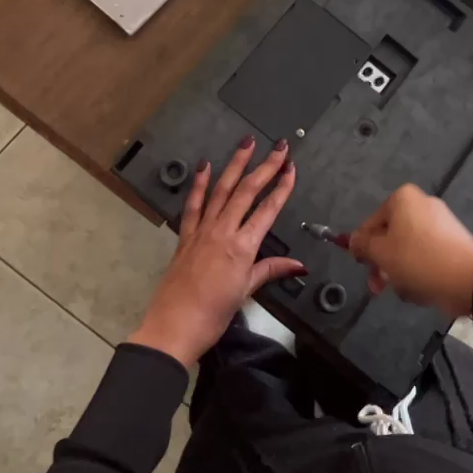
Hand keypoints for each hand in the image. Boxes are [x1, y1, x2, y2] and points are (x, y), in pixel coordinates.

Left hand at [127, 139, 305, 369]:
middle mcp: (223, 232)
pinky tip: (205, 166)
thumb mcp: (246, 292)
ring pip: (222, 191)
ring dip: (235, 165)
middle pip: (247, 192)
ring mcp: (202, 231)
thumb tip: (299, 265)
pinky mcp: (185, 237)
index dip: (282, 187)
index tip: (291, 168)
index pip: (267, 210)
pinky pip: (194, 205)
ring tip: (247, 144)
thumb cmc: (213, 315)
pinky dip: (200, 185)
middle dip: (265, 167)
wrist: (173, 328)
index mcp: (242, 247)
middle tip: (279, 147)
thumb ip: (270, 270)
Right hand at [348, 184, 472, 318]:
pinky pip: (426, 255)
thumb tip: (352, 240)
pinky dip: (420, 271)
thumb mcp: (380, 253)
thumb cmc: (417, 260)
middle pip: (390, 236)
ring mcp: (440, 222)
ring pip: (407, 249)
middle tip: (379, 286)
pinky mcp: (453, 241)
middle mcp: (422, 203)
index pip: (370, 223)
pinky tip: (422, 288)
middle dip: (383, 263)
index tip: (363, 267)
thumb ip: (362, 245)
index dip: (363, 247)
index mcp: (403, 199)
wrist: (467, 279)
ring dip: (400, 271)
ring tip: (406, 289)